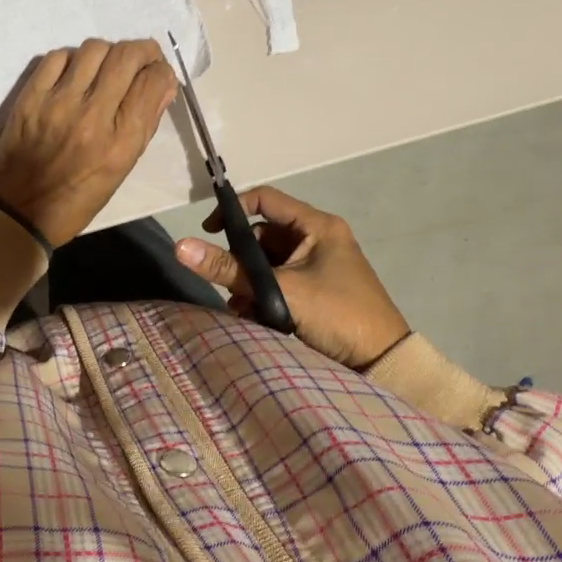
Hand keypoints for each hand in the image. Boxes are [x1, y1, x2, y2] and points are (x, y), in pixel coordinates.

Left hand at [0, 38, 178, 246]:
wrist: (20, 211)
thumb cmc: (78, 198)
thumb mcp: (122, 169)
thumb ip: (144, 124)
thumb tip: (162, 84)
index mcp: (121, 141)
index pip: (153, 81)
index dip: (162, 71)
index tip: (157, 75)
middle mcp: (93, 115)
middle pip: (126, 56)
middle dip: (142, 51)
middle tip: (139, 60)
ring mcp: (58, 103)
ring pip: (93, 49)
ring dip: (107, 53)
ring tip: (104, 69)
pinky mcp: (30, 98)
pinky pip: (57, 57)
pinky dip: (72, 59)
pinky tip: (73, 74)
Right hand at [174, 186, 408, 369]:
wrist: (381, 362)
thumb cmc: (337, 314)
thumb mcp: (280, 290)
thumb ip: (228, 269)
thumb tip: (179, 246)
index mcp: (317, 226)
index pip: (265, 199)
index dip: (233, 209)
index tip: (208, 232)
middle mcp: (316, 239)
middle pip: (260, 236)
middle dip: (238, 260)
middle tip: (226, 284)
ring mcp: (316, 265)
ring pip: (265, 262)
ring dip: (247, 283)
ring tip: (238, 308)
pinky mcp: (314, 289)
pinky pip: (276, 282)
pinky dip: (260, 296)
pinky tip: (252, 316)